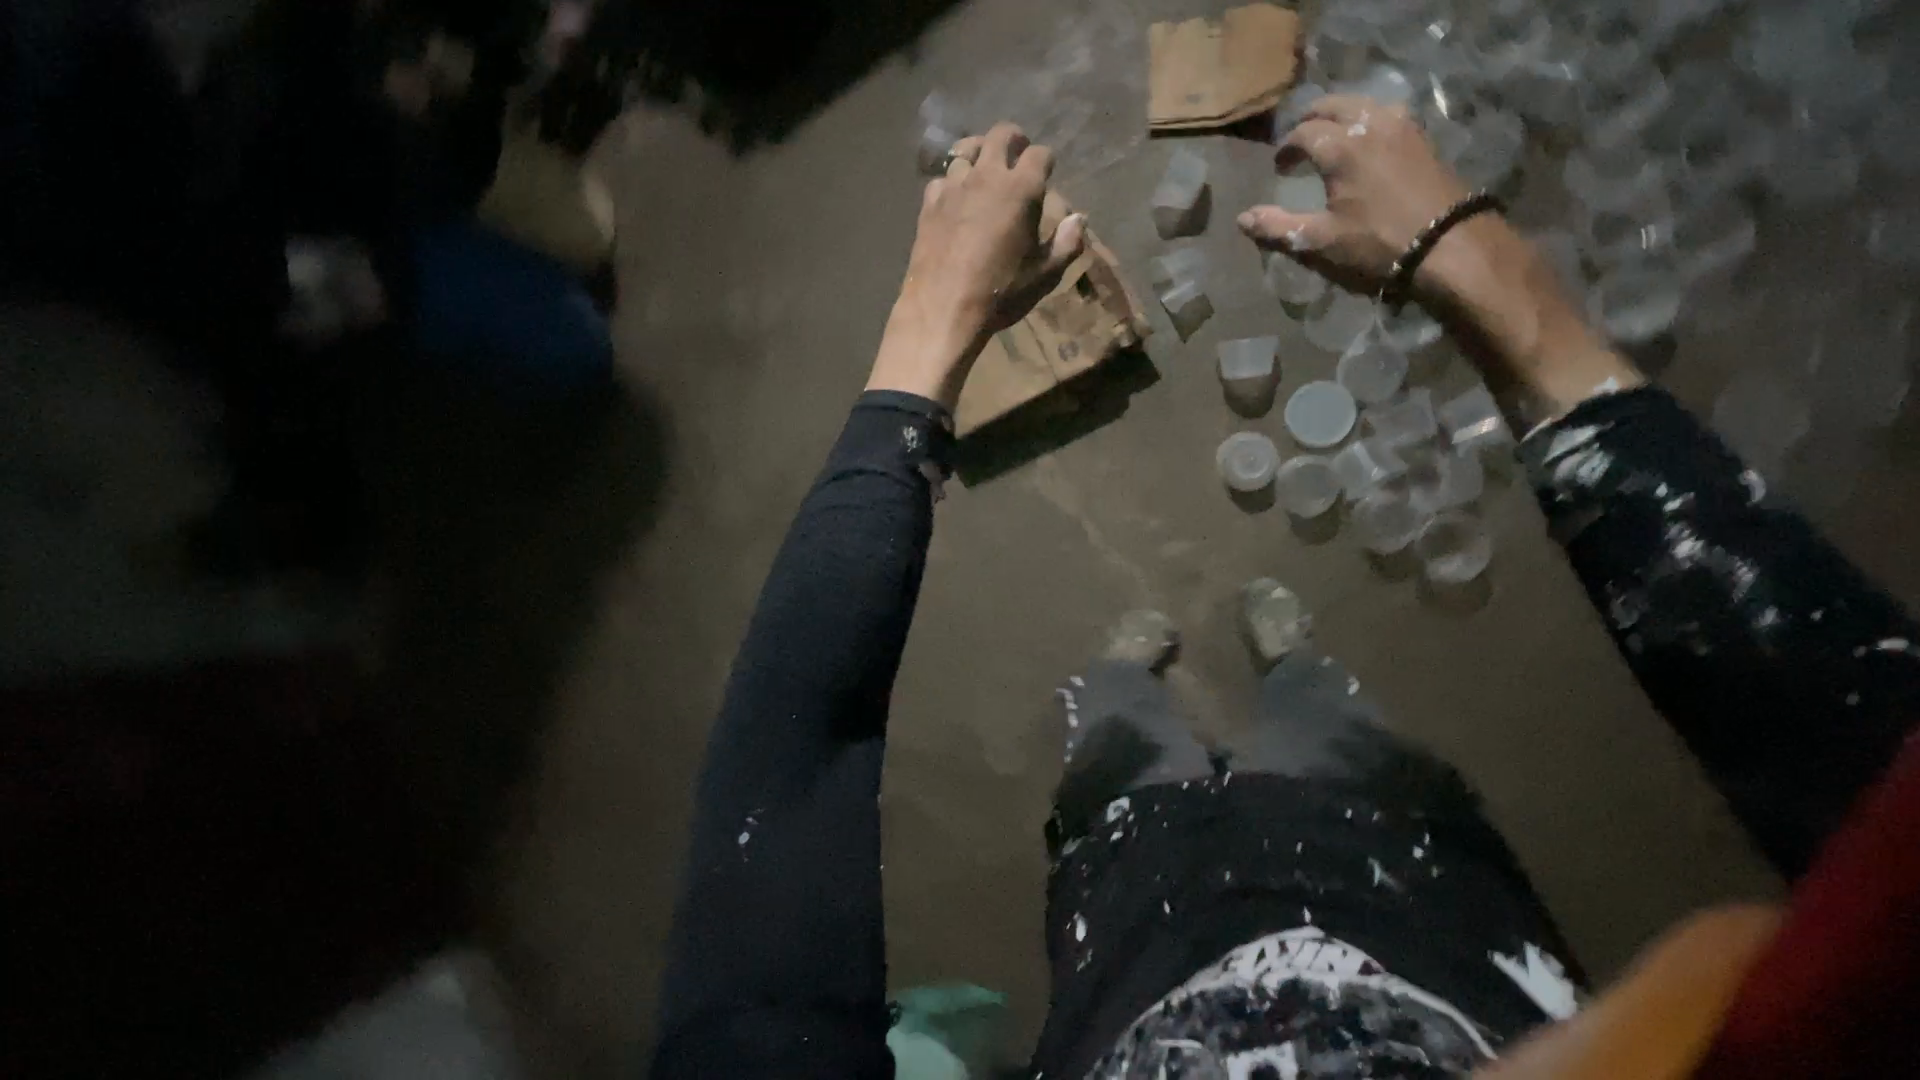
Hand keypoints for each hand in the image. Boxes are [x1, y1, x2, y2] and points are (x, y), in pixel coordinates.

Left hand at [868, 123, 1087, 407]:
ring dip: (978, 153)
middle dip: (1014, 139)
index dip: (1046, 160)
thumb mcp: (1044, 276)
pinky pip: (942, 178)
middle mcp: (987, 177)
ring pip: (965, 149)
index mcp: (1021, 189)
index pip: (1040, 154)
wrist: (944, 310)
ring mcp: (954, 187)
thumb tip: (1078, 220)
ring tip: (983, 170)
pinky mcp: (929, 204)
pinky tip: (955, 198)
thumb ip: (1066, 244)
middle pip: (1000, 135)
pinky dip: (952, 181)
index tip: (1047, 172)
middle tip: (1017, 154)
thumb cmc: (1001, 294)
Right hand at [1237, 95, 1470, 298]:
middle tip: (1300, 138)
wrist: (1447, 244)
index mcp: (1341, 147)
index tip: (1279, 166)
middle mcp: (1371, 125)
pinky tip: (1369, 142)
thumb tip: (1243, 219)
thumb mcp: (1319, 242)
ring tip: (1333, 135)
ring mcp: (1402, 128)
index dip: (1286, 148)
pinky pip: (1389, 114)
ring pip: (1365, 104)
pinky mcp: (1423, 139)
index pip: (1304, 133)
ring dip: (1343, 114)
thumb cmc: (1376, 243)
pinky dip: (1370, 120)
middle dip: (1312, 119)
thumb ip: (1278, 228)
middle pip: (1335, 105)